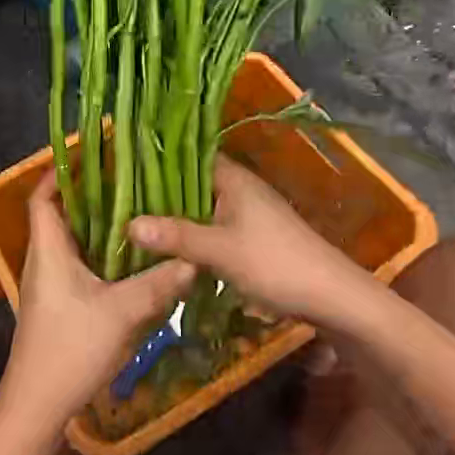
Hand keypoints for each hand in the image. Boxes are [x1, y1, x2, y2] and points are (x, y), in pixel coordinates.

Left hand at [0, 173, 195, 454]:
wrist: (38, 405)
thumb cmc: (69, 349)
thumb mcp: (120, 314)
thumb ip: (157, 285)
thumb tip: (192, 259)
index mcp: (48, 250)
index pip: (43, 197)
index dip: (60, 172)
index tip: (89, 154)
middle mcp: (44, 259)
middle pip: (60, 214)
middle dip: (89, 194)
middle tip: (127, 178)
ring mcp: (50, 283)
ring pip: (72, 240)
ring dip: (96, 224)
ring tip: (134, 208)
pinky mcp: (59, 302)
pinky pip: (79, 263)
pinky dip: (100, 251)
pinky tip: (130, 256)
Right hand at [129, 158, 379, 329]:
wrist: (334, 299)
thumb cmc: (276, 263)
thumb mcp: (220, 250)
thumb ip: (176, 236)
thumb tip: (128, 224)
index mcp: (232, 178)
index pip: (186, 155)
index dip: (156, 160)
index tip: (123, 169)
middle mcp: (239, 188)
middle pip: (190, 183)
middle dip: (159, 193)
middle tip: (120, 202)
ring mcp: (247, 213)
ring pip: (200, 208)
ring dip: (175, 217)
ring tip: (135, 225)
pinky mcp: (252, 237)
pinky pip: (211, 228)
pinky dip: (191, 235)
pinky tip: (170, 250)